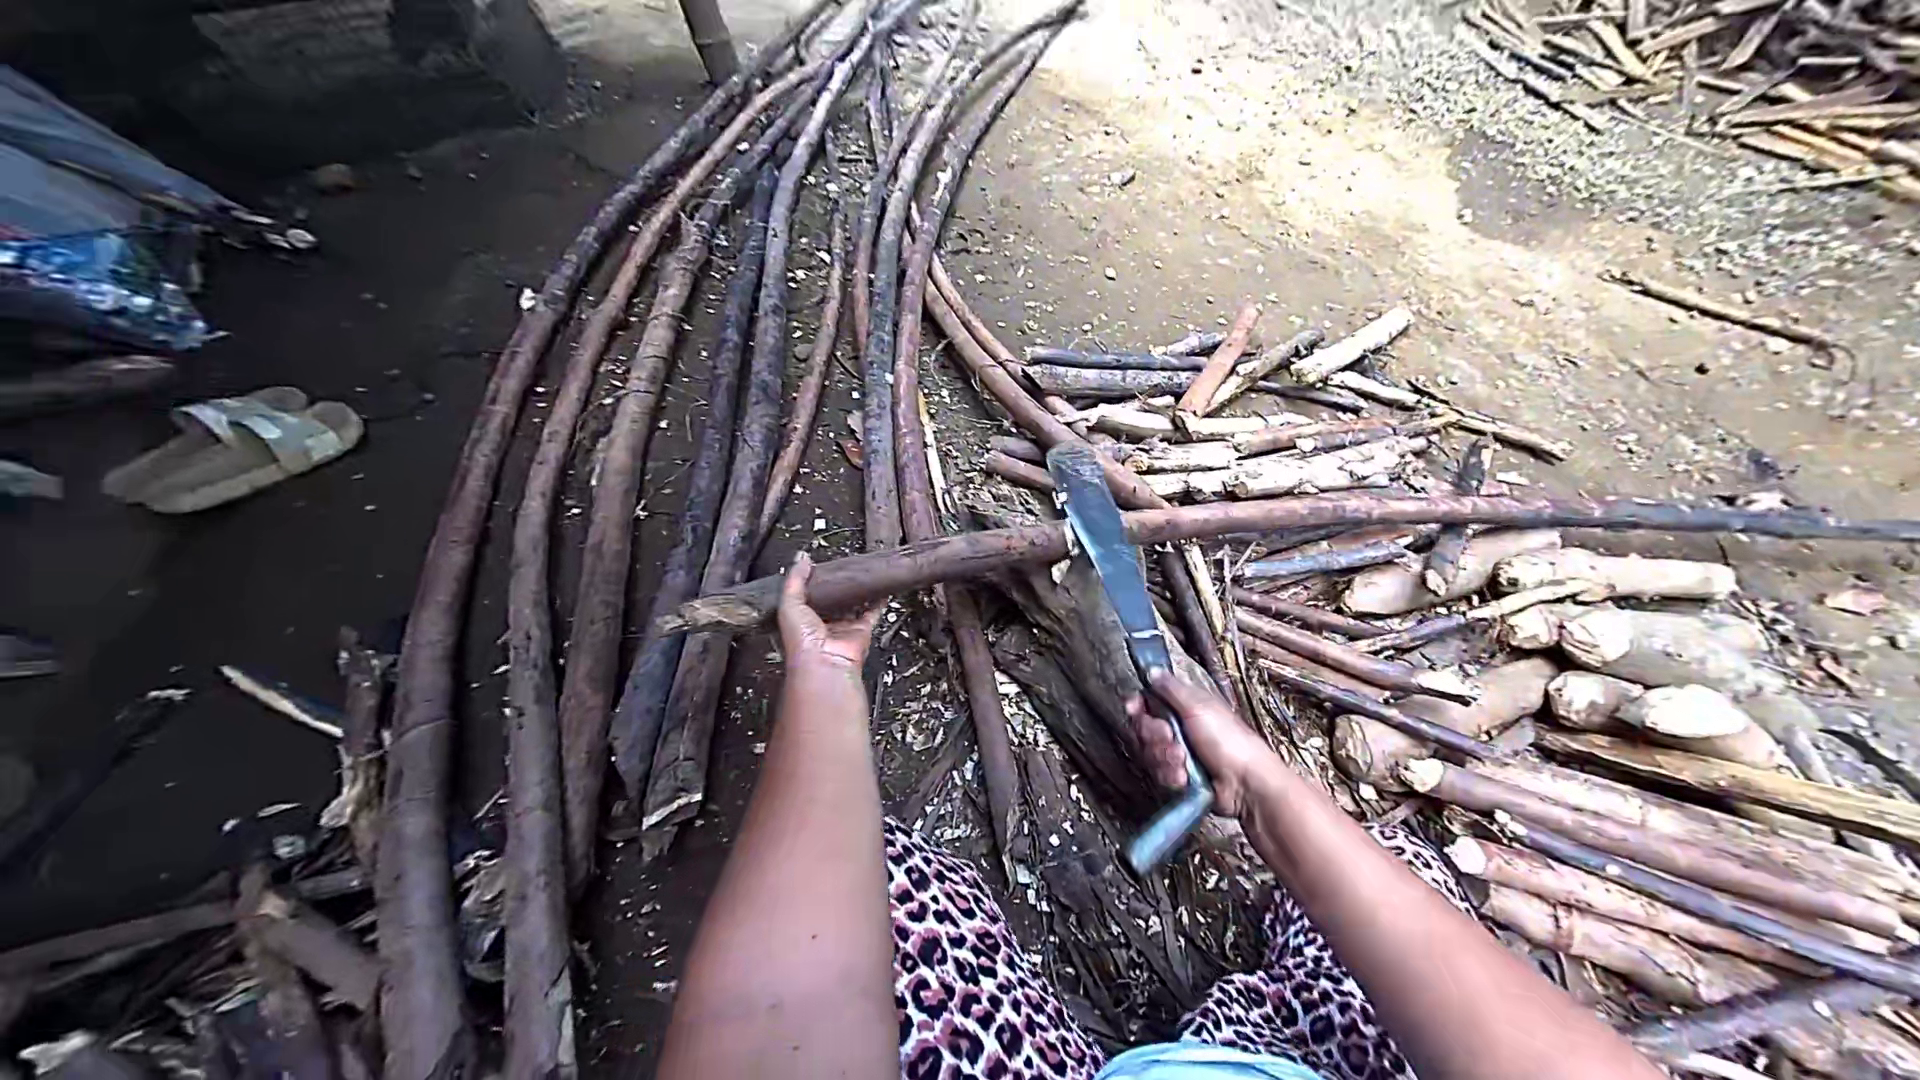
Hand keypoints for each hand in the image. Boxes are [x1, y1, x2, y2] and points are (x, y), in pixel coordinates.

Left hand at [778, 552, 878, 673]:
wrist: (824, 661)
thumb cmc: (801, 640)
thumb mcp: (788, 602)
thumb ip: (795, 579)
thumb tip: (802, 559)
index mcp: (802, 617)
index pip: (809, 594)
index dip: (814, 580)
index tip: (821, 564)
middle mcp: (824, 622)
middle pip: (833, 599)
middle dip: (838, 584)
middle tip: (845, 566)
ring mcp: (844, 626)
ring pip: (854, 603)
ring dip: (859, 590)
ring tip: (863, 572)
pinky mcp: (862, 629)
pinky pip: (872, 612)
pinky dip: (878, 601)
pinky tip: (881, 588)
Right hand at [1127, 669, 1282, 817]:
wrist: (1245, 784)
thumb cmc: (1230, 741)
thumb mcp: (1198, 706)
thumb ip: (1171, 688)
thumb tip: (1152, 670)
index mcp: (1185, 707)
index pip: (1148, 701)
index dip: (1138, 705)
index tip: (1134, 708)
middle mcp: (1179, 729)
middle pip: (1144, 728)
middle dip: (1155, 735)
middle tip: (1170, 737)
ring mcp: (1179, 754)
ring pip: (1150, 753)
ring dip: (1165, 757)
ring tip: (1183, 760)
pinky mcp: (1180, 777)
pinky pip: (1160, 774)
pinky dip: (1172, 775)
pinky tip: (1185, 777)